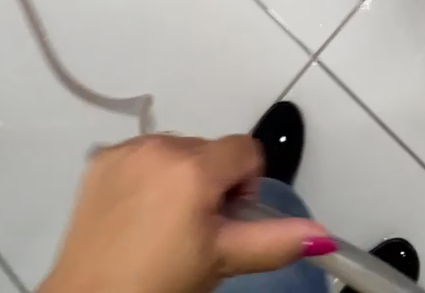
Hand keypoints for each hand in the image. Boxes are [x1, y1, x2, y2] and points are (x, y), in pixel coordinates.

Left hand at [40, 133, 332, 292]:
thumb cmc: (161, 285)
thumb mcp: (220, 262)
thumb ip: (272, 240)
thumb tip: (321, 233)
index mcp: (196, 168)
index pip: (246, 149)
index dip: (245, 184)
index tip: (226, 218)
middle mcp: (162, 145)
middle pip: (210, 149)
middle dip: (212, 180)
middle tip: (195, 228)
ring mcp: (129, 148)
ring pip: (177, 149)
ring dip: (180, 174)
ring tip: (163, 222)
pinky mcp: (102, 158)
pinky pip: (142, 152)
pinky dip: (147, 174)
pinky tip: (136, 212)